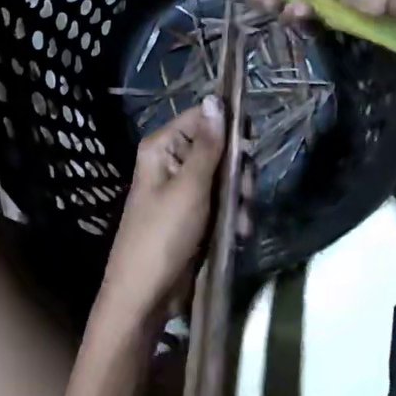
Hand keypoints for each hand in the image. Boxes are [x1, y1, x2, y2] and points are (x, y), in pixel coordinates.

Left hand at [100, 97, 225, 326]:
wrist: (144, 296)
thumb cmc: (162, 236)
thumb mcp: (190, 188)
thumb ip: (207, 145)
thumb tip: (216, 99)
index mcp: (162, 148)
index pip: (202, 118)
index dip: (229, 127)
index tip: (251, 144)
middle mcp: (172, 163)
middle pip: (218, 148)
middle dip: (238, 171)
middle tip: (246, 193)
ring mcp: (184, 190)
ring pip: (225, 178)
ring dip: (239, 198)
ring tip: (242, 222)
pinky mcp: (194, 215)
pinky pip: (222, 203)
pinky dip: (233, 216)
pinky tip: (239, 234)